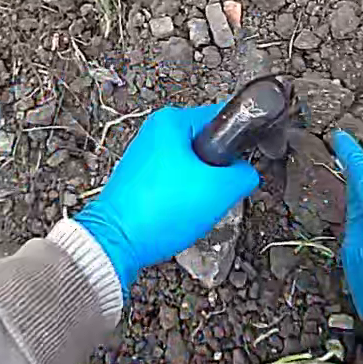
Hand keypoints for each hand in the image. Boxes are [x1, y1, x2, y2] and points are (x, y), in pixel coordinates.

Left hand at [77, 104, 261, 293]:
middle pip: (207, 144)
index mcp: (171, 121)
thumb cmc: (159, 211)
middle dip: (217, 169)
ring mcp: (145, 155)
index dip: (238, 142)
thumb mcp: (222, 189)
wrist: (116, 244)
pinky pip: (175, 181)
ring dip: (200, 184)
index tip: (239, 163)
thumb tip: (246, 173)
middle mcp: (154, 132)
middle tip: (216, 188)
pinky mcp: (139, 178)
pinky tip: (181, 210)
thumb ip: (245, 174)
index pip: (221, 118)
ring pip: (192, 165)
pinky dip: (182, 195)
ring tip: (195, 202)